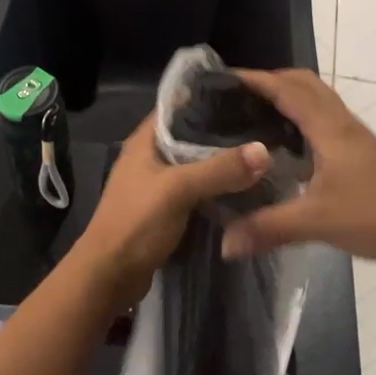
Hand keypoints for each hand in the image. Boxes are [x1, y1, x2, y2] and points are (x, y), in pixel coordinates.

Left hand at [70, 114, 270, 310]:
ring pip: (197, 166)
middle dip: (224, 135)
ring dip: (223, 165)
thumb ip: (219, 169)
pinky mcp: (167, 210)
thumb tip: (265, 150)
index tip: (248, 97)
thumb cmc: (136, 223)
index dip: (210, 100)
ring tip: (265, 156)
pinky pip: (198, 192)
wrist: (109, 276)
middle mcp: (151, 157)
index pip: (179, 107)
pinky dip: (218, 190)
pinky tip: (247, 190)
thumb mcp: (178, 190)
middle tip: (266, 129)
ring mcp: (158, 184)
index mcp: (145, 141)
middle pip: (192, 138)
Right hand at [220, 70, 375, 264]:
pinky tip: (287, 143)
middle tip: (236, 96)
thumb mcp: (316, 223)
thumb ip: (268, 228)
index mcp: (329, 129)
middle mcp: (342, 123)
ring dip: (288, 95)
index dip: (255, 79)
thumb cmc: (375, 218)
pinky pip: (325, 117)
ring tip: (255, 112)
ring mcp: (355, 136)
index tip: (222, 79)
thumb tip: (224, 243)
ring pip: (318, 99)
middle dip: (270, 80)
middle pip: (304, 83)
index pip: (287, 90)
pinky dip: (301, 115)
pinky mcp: (361, 152)